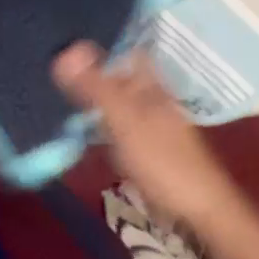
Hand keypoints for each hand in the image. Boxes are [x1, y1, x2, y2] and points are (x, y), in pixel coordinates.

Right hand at [54, 41, 237, 222]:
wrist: (202, 211)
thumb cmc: (163, 161)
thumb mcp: (124, 121)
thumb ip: (95, 87)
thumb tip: (66, 50)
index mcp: (150, 85)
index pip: (125, 53)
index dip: (100, 47)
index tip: (69, 47)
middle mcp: (152, 98)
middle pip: (118, 77)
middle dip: (91, 75)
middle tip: (55, 73)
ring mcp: (152, 124)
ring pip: (117, 101)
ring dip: (94, 101)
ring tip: (60, 98)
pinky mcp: (148, 148)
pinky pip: (118, 125)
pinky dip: (101, 125)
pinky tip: (83, 132)